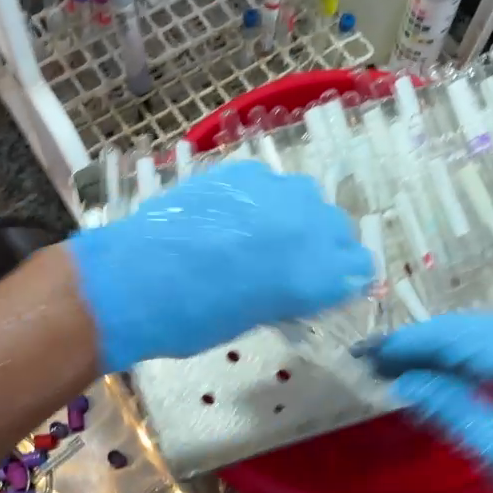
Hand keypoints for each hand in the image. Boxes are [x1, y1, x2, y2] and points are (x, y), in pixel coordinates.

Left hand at [67, 159, 373, 371]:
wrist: (133, 280)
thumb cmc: (191, 320)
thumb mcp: (254, 318)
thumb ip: (292, 296)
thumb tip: (304, 287)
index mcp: (314, 274)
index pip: (359, 268)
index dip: (346, 279)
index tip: (330, 288)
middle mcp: (306, 226)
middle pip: (339, 229)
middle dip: (326, 247)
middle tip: (296, 266)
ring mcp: (273, 192)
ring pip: (308, 198)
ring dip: (298, 217)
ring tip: (266, 237)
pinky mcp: (240, 173)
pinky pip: (270, 183)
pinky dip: (264, 199)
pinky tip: (236, 217)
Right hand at [365, 314, 492, 492]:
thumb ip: (447, 408)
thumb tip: (403, 382)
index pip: (444, 337)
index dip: (399, 345)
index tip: (361, 355)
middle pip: (459, 326)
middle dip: (415, 343)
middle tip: (375, 364)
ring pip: (478, 330)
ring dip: (439, 346)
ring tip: (403, 369)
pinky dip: (465, 351)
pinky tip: (446, 370)